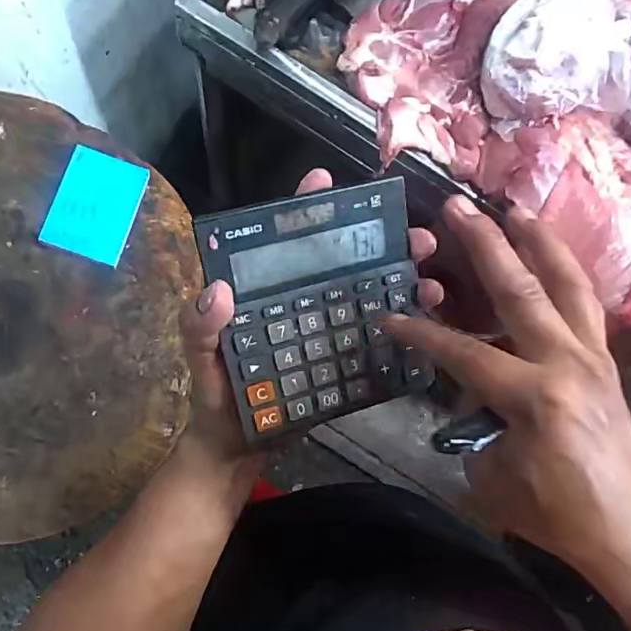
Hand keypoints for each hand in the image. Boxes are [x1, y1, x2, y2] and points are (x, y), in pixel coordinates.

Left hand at [178, 169, 443, 473]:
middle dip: (383, 244)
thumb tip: (217, 291)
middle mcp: (303, 304)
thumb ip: (199, 329)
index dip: (304, 208)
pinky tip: (426, 318)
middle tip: (418, 238)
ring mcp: (326, 331)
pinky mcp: (344, 360)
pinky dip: (404, 326)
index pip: (285, 243)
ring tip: (431, 284)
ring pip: (369, 296)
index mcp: (266, 295)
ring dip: (404, 283)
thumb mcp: (201, 362)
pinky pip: (376, 338)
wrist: (237, 451)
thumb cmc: (215, 400)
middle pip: (344, 264)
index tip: (326, 180)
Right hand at [386, 197, 630, 576]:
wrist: (624, 524)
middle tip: (458, 207)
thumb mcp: (493, 475)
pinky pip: (584, 304)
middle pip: (520, 291)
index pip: (466, 354)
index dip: (423, 335)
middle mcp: (568, 362)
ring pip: (567, 284)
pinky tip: (551, 257)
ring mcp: (594, 356)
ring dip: (539, 242)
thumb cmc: (555, 512)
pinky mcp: (606, 360)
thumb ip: (477, 424)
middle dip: (484, 245)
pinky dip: (565, 273)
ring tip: (516, 209)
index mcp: (535, 396)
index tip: (392, 317)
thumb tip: (475, 393)